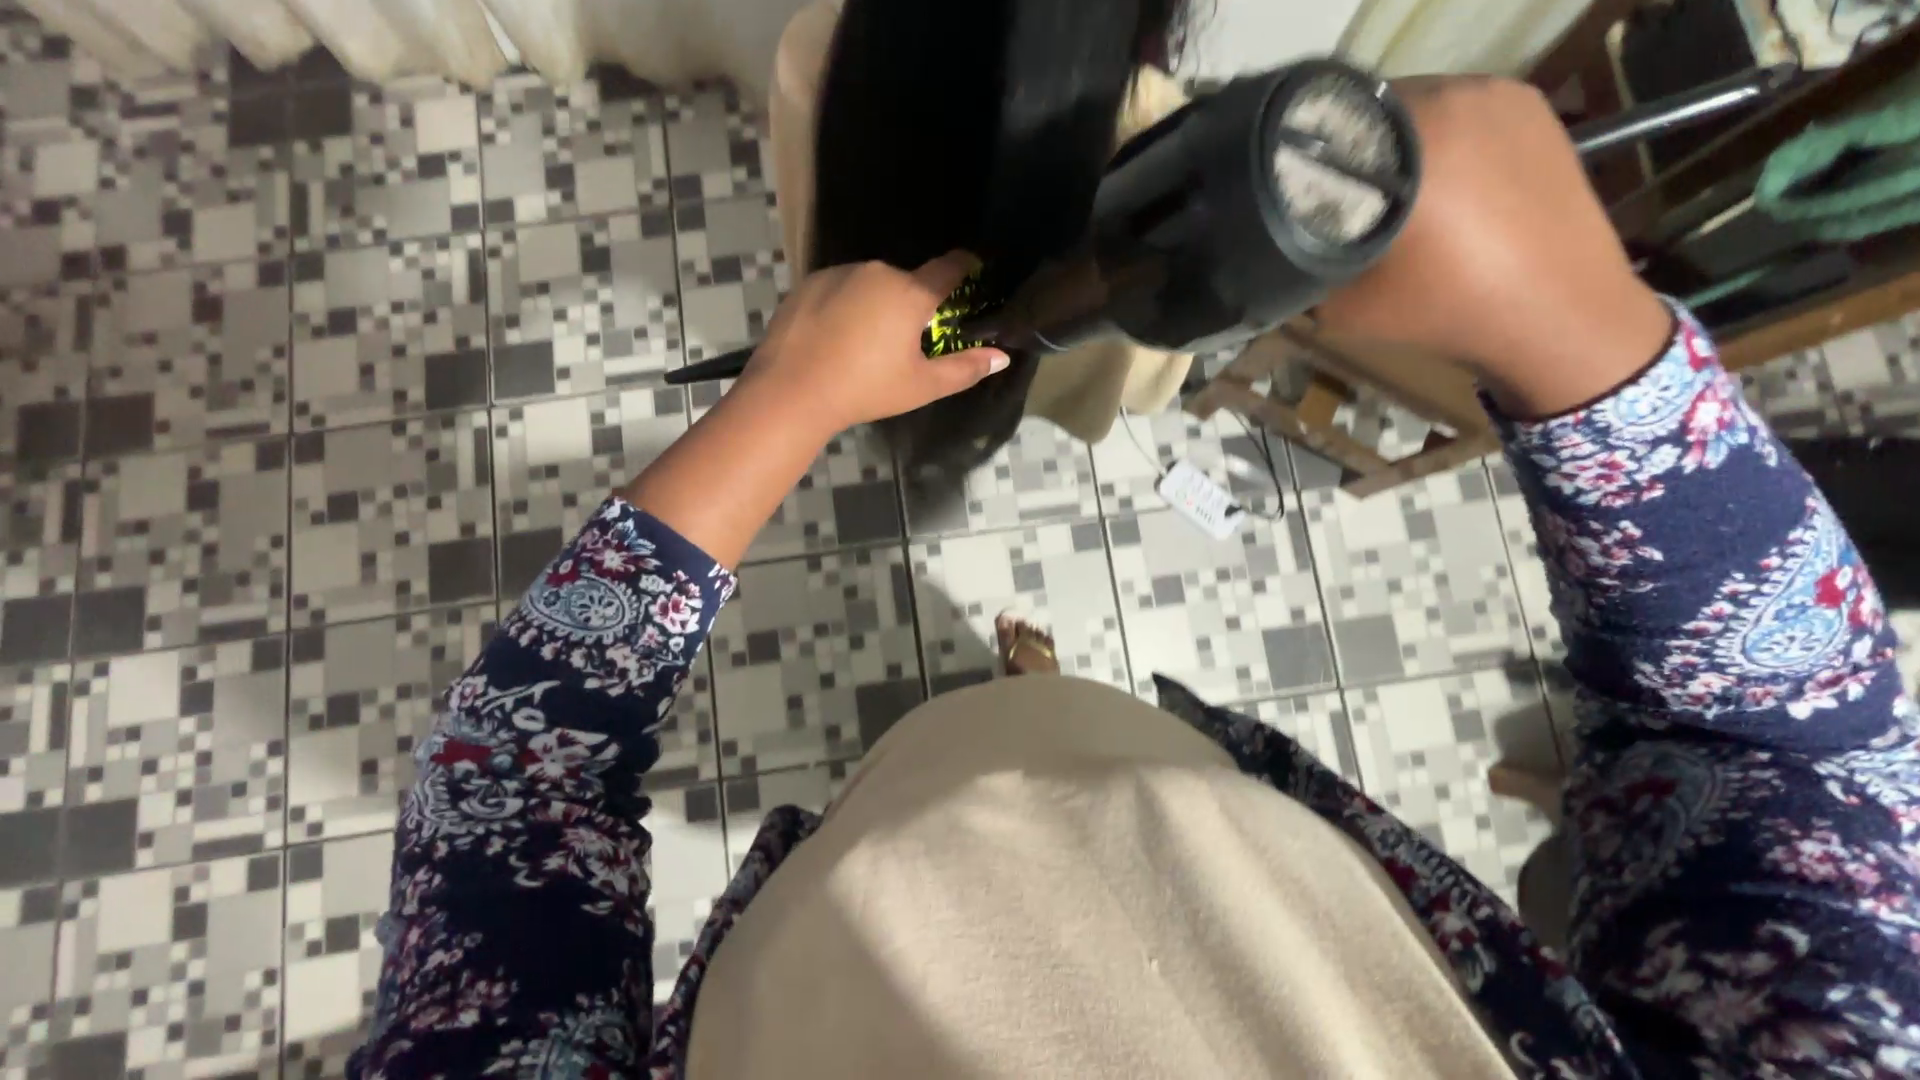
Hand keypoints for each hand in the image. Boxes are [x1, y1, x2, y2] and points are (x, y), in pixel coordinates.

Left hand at [735, 251, 1010, 435]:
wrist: (791, 391)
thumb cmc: (864, 389)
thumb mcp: (921, 386)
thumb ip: (964, 368)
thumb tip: (1001, 356)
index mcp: (910, 293)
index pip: (948, 268)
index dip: (964, 267)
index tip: (972, 269)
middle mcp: (877, 272)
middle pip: (906, 282)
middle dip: (910, 305)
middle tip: (902, 342)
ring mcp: (838, 273)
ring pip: (869, 284)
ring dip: (874, 305)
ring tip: (862, 345)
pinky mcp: (808, 283)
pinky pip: (839, 289)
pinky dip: (844, 307)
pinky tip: (834, 339)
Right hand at [1315, 76, 1673, 416]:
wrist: (1558, 314)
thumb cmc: (1447, 311)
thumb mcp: (1346, 303)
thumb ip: (1305, 266)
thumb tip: (1282, 246)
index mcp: (1408, 139)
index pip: (1323, 127)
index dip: (1301, 160)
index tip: (1291, 195)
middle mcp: (1454, 97)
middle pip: (1371, 110)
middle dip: (1350, 148)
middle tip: (1336, 193)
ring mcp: (1499, 96)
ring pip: (1418, 105)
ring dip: (1395, 139)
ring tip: (1386, 186)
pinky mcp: (1530, 109)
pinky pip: (1462, 109)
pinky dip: (1440, 135)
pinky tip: (1435, 179)